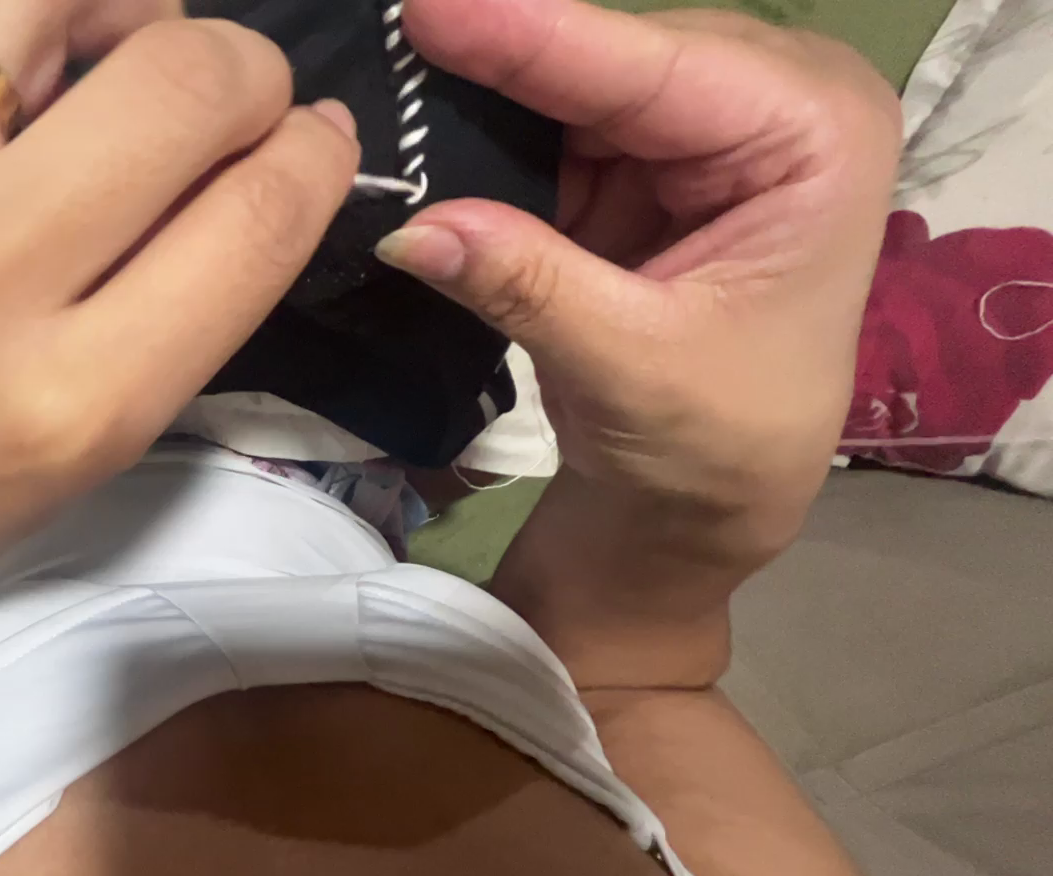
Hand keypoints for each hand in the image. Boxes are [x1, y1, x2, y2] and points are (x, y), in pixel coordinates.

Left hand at [0, 0, 359, 668]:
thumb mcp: (112, 430)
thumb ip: (206, 292)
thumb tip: (284, 146)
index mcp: (77, 397)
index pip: (251, 222)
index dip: (315, 158)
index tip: (315, 141)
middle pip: (175, 88)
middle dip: (245, 73)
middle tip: (231, 106)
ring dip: (130, 4)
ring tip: (129, 55)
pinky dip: (15, 10)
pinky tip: (29, 62)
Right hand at [377, 0, 901, 555]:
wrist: (701, 492)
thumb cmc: (706, 432)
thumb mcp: (622, 359)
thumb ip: (522, 283)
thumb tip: (409, 225)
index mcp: (805, 137)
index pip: (650, 66)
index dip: (533, 35)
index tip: (432, 9)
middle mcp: (754, 118)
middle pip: (609, 61)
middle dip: (506, 53)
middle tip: (406, 39)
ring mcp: (683, 151)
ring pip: (567, 100)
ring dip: (486, 99)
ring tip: (405, 83)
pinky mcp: (624, 190)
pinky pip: (543, 152)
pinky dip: (485, 151)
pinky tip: (435, 136)